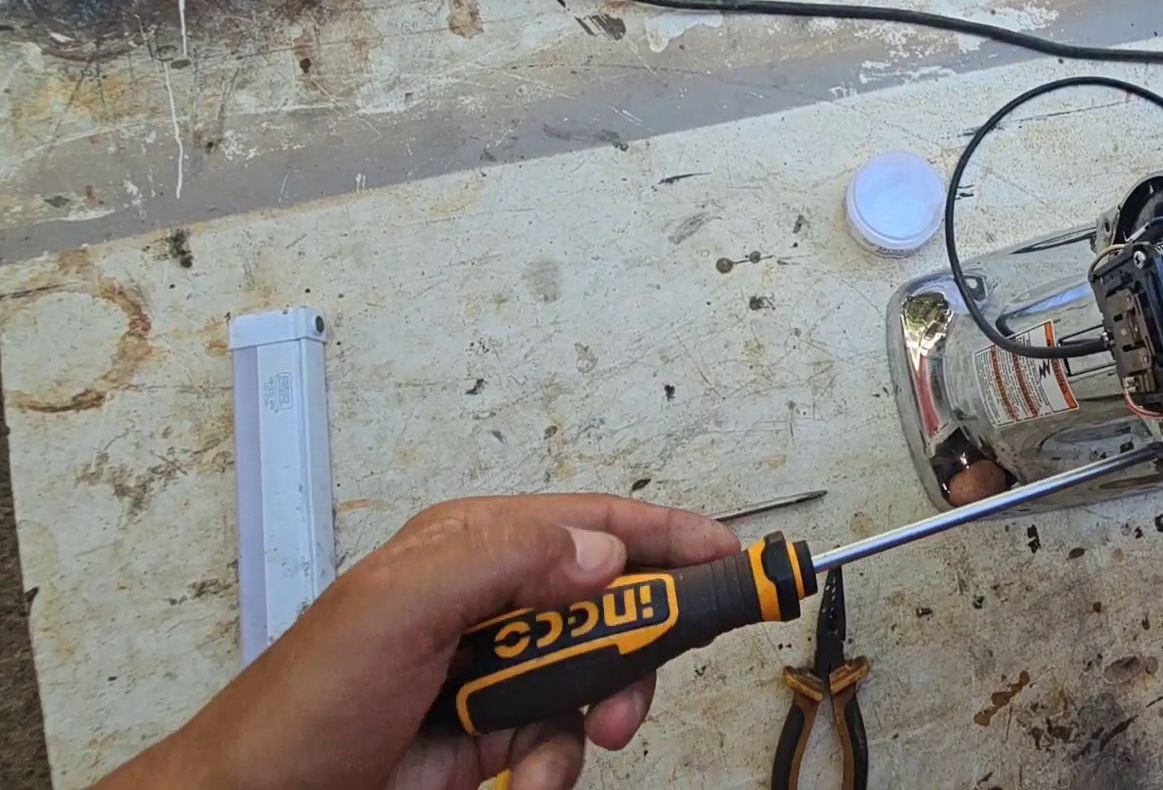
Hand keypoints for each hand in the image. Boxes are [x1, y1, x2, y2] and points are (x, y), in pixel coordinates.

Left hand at [99, 494, 739, 789]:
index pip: (597, 524)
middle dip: (642, 633)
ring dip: (607, 703)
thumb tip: (605, 557)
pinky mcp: (500, 728)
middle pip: (613, 596)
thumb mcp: (400, 608)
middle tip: (659, 669)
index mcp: (483, 544)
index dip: (668, 534)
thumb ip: (504, 560)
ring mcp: (503, 664)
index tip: (727, 553)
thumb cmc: (309, 705)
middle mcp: (502, 594)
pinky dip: (559, 759)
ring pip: (599, 666)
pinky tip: (527, 779)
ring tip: (596, 738)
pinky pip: (564, 732)